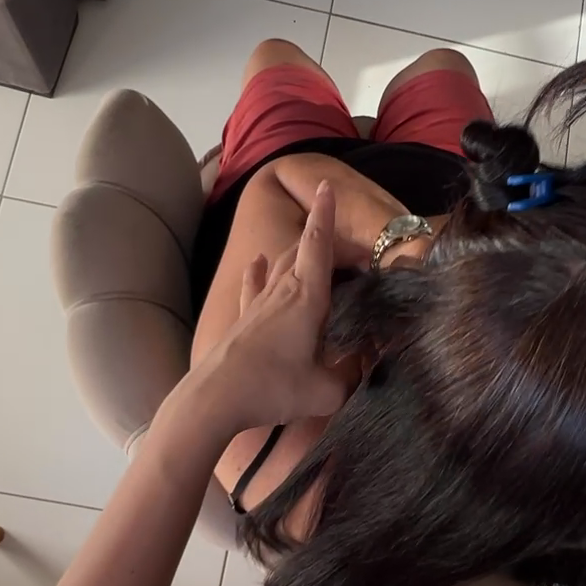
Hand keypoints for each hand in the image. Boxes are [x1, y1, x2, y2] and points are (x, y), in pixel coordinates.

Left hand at [185, 181, 350, 434]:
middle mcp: (281, 292)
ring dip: (297, 251)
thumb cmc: (273, 390)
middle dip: (324, 238)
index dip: (325, 215)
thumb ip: (353, 372)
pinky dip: (259, 270)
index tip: (327, 186)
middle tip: (348, 245)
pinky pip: (252, 285)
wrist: (216, 399)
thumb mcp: (326, 391)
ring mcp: (258, 304)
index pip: (318, 245)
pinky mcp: (242, 320)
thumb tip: (369, 358)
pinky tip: (257, 261)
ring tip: (312, 246)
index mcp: (306, 298)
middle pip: (301, 250)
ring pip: (278, 263)